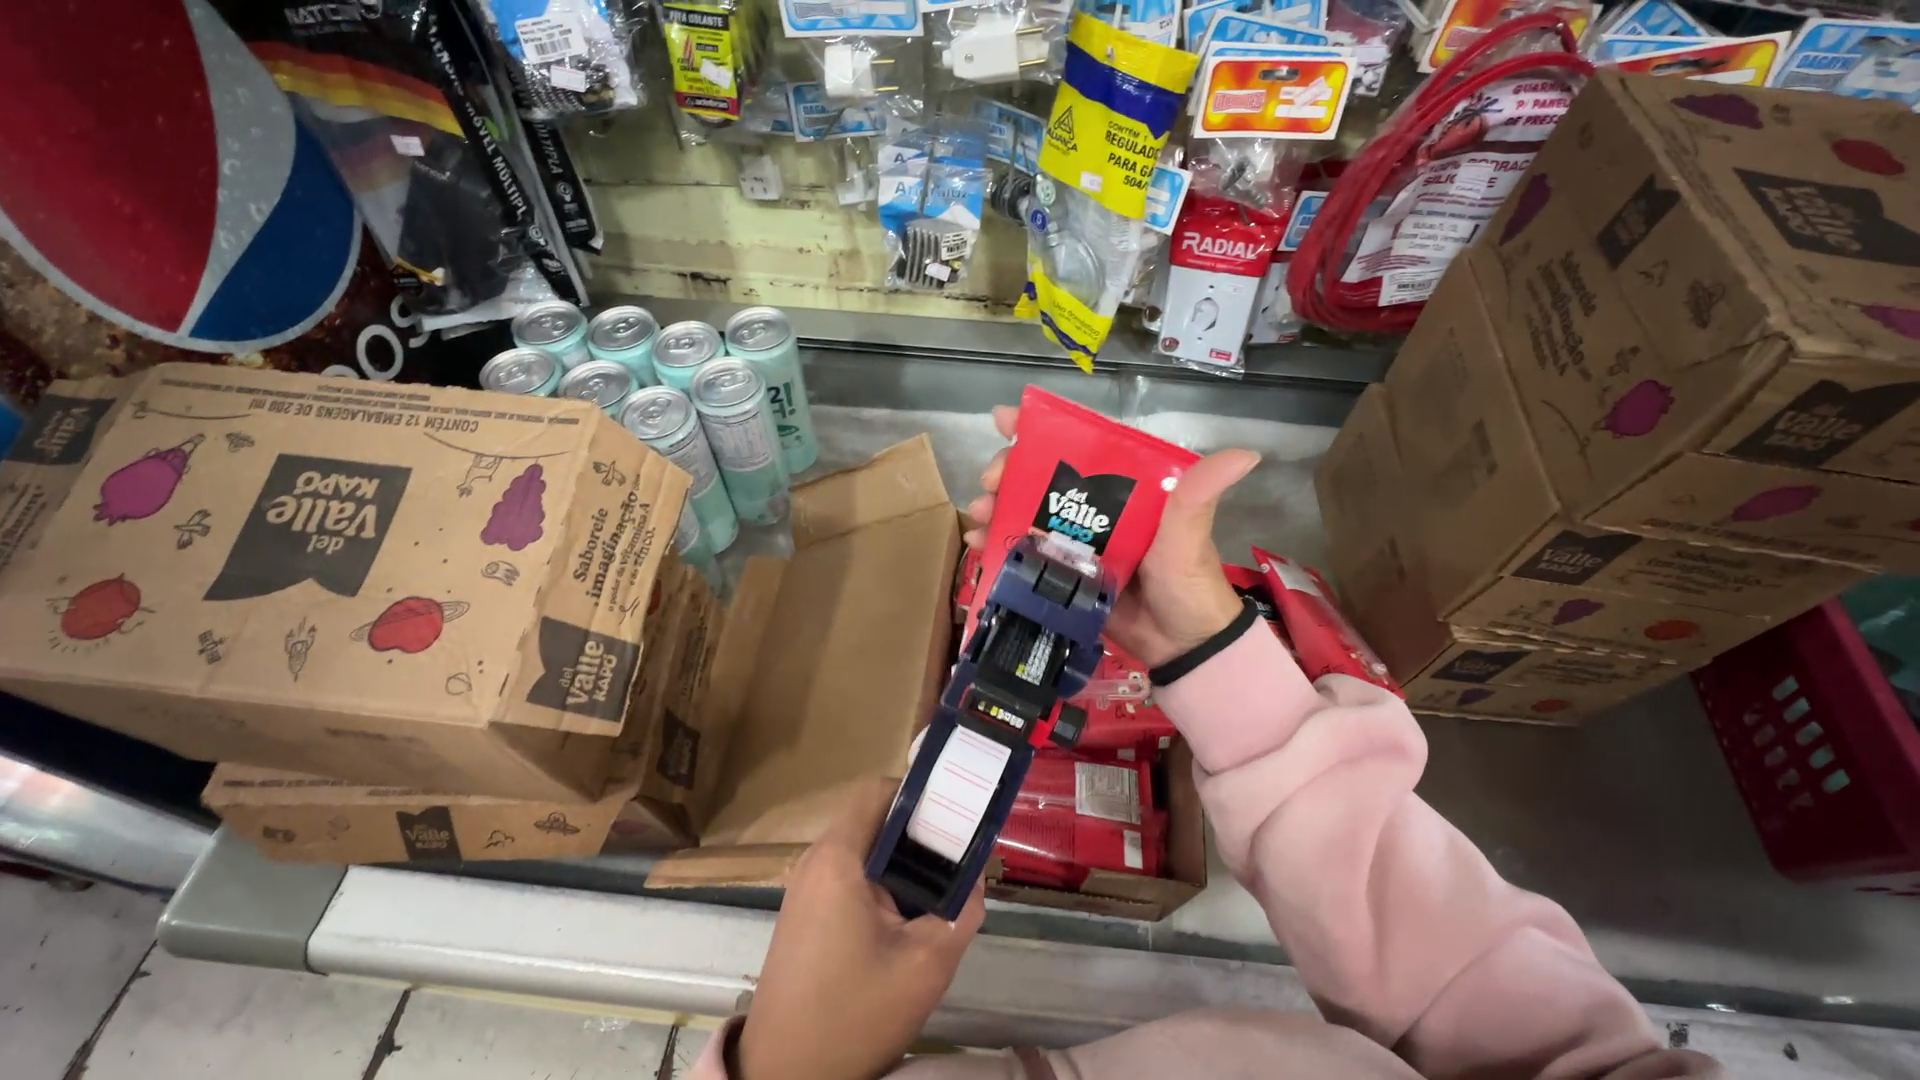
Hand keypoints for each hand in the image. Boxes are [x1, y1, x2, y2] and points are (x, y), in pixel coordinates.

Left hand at [736, 779, 984, 1079]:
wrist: (787, 1074)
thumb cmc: (856, 1013)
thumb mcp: (927, 963)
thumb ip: (961, 908)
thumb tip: (975, 873)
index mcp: (838, 858)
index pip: (879, 791)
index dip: (921, 794)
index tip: (957, 815)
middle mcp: (815, 862)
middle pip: (873, 820)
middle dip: (920, 832)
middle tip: (960, 856)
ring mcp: (804, 889)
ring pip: (863, 851)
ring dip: (902, 862)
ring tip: (940, 888)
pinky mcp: (803, 915)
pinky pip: (848, 877)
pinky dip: (881, 883)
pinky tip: (907, 917)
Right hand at [964, 405, 1257, 668]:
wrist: (1181, 647)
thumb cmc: (1188, 582)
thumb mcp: (1189, 536)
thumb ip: (1201, 496)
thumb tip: (1247, 453)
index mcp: (1123, 489)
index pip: (1080, 447)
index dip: (1040, 429)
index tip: (1005, 419)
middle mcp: (1095, 509)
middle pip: (1041, 476)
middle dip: (1008, 470)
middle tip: (991, 480)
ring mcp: (1074, 541)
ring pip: (1024, 511)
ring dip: (995, 505)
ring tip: (977, 512)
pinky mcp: (1060, 573)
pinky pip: (1023, 552)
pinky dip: (997, 544)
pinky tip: (978, 544)